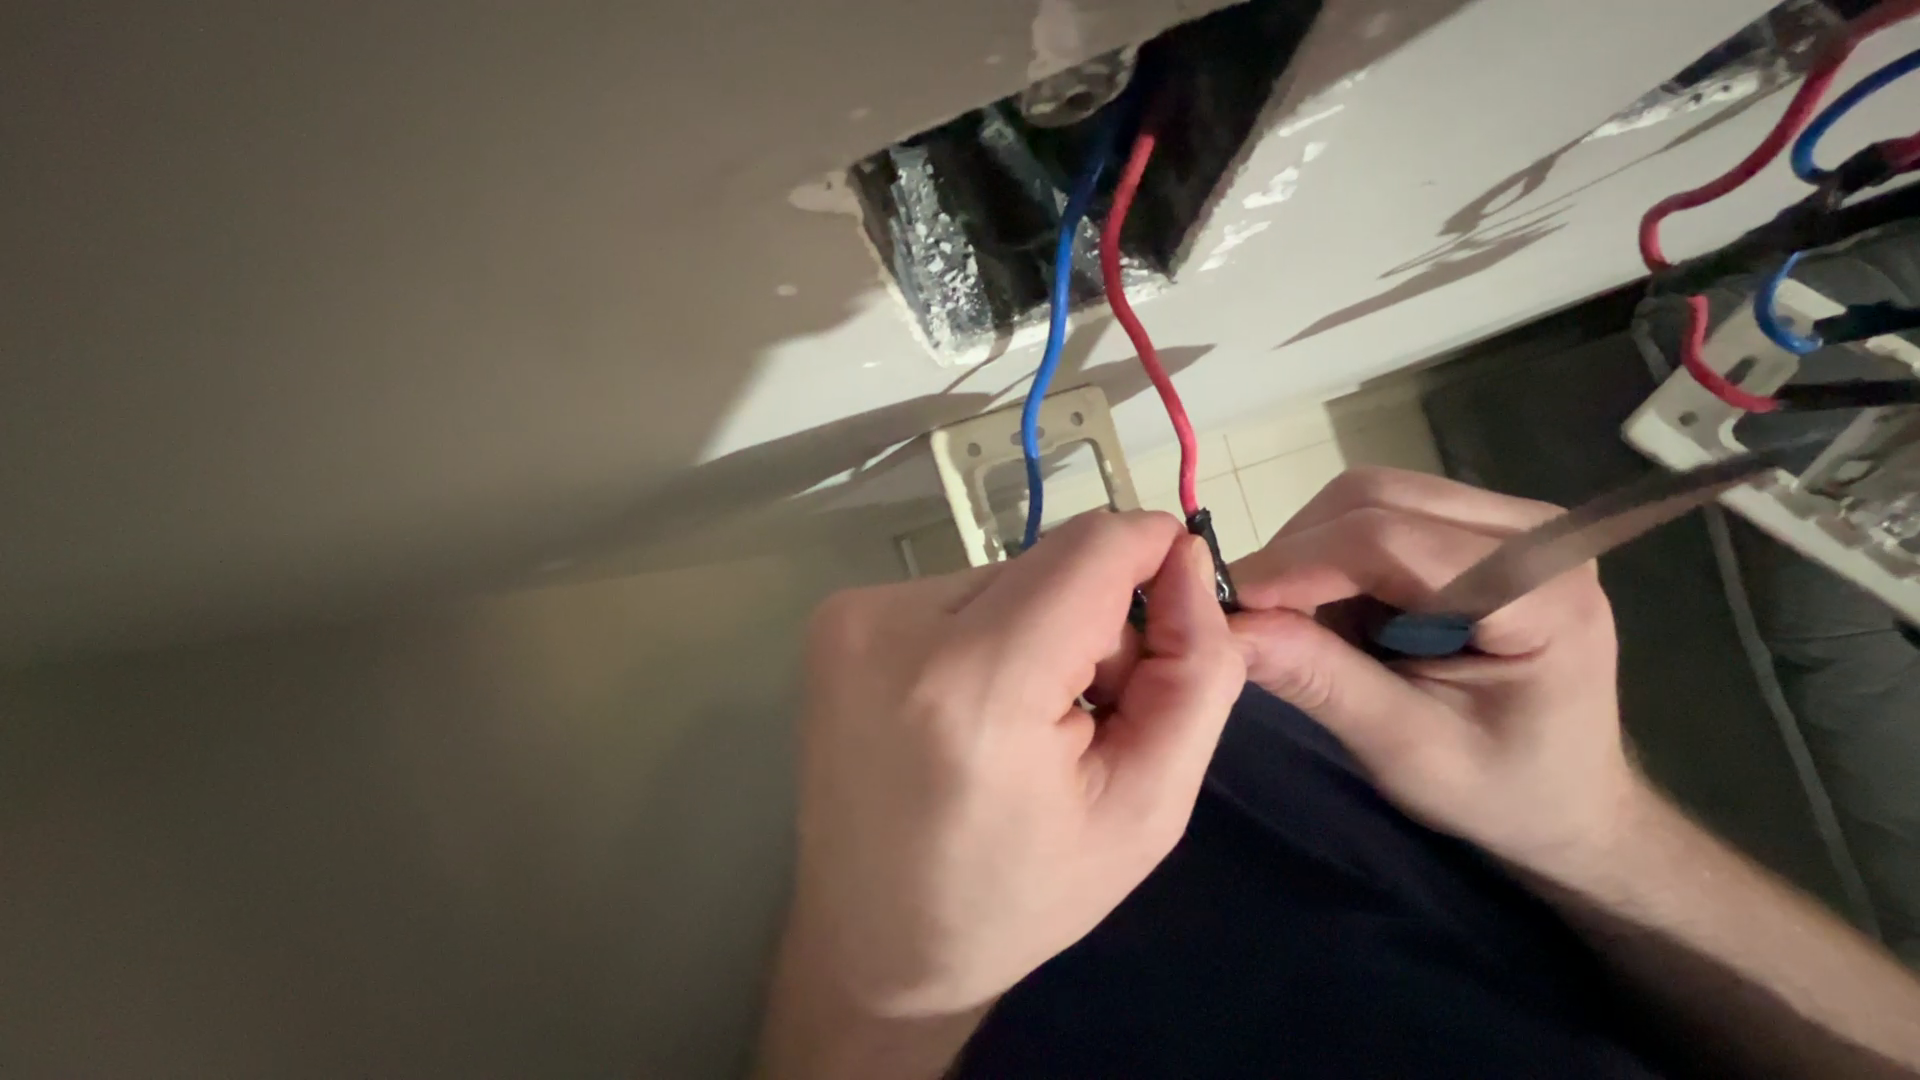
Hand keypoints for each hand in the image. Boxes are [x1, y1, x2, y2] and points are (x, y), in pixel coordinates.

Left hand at [780, 511, 1245, 1021]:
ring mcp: (852, 616)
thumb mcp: (1144, 810)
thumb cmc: (1013, 897)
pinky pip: (955, 594)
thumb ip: (1191, 673)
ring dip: (1039, 628)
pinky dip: (989, 634)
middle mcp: (892, 626)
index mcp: (973, 685)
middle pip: (1050, 563)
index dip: (1154, 553)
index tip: (1180, 603)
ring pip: (1005, 575)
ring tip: (1021, 724)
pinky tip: (973, 708)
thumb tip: (1184, 560)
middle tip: (1086, 716)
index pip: (1092, 549)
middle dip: (1095, 620)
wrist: (869, 939)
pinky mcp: (838, 618)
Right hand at [1228, 468, 1640, 880]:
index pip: (1389, 542)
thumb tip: (1225, 627)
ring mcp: (1507, 522)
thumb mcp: (1404, 749)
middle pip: (1372, 500)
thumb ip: (1319, 680)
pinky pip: (1375, 511)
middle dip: (1296, 555)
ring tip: (1302, 622)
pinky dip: (1329, 554)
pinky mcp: (1476, 526)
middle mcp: (1533, 534)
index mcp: (1541, 593)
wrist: (1562, 798)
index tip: (1224, 606)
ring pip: (1366, 496)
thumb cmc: (1496, 789)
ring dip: (1309, 553)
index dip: (1295, 565)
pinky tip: (1336, 608)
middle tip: (1254, 619)